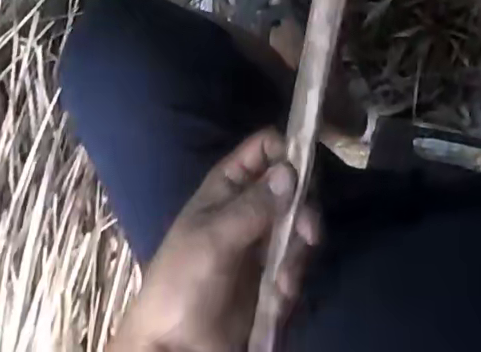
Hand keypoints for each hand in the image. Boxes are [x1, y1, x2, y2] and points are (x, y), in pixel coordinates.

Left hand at [112, 129, 319, 351]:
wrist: (174, 349)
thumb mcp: (213, 239)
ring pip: (298, 223)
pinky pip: (296, 261)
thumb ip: (253, 205)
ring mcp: (261, 240)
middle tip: (306, 233)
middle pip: (291, 185)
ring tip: (284, 279)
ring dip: (298, 249)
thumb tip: (290, 169)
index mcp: (228, 185)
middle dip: (302, 207)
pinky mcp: (272, 274)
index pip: (264, 148)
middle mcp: (249, 205)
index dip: (286, 150)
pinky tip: (279, 296)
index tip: (305, 171)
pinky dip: (293, 276)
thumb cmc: (182, 282)